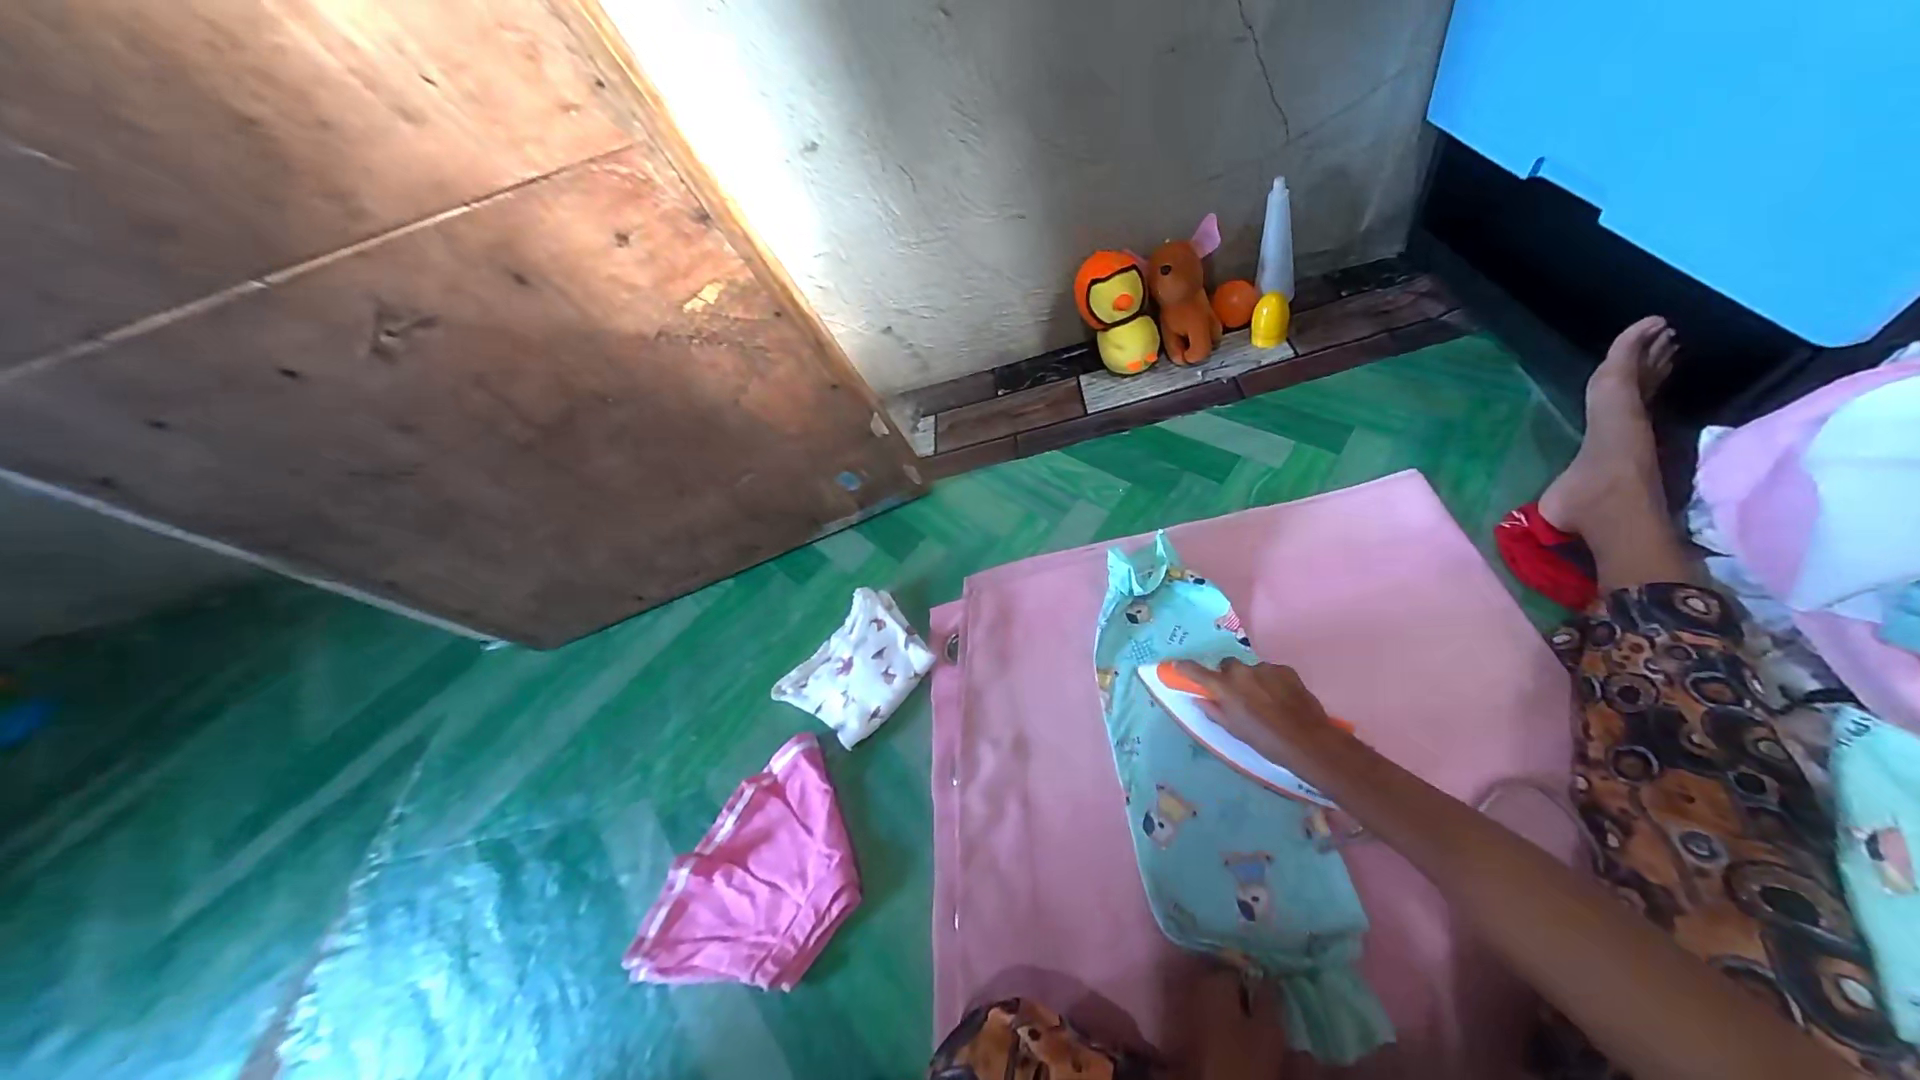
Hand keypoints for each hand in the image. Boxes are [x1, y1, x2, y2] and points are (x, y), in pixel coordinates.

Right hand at [1165, 658, 1332, 763]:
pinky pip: (1271, 672)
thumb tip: (1201, 699)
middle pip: (1228, 666)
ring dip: (1252, 680)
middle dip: (1228, 676)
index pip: (1197, 672)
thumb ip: (1214, 711)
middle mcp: (1242, 672)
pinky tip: (1281, 699)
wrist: (1308, 740)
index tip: (1177, 665)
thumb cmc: (1265, 740)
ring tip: (1265, 701)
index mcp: (1225, 687)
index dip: (1185, 668)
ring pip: (1251, 669)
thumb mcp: (1234, 730)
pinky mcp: (1286, 670)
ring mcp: (1265, 668)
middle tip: (1236, 694)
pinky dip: (1271, 682)